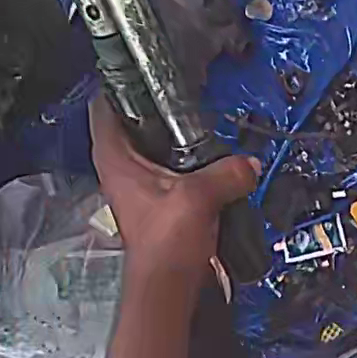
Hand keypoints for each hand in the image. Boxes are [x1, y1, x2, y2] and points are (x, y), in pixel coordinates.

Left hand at [90, 94, 260, 292]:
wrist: (170, 285)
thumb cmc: (168, 240)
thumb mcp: (199, 198)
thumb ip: (227, 173)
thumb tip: (250, 164)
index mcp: (115, 157)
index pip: (107, 105)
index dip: (125, 84)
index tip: (154, 72)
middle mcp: (121, 166)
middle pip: (135, 123)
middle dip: (160, 109)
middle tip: (189, 96)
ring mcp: (139, 185)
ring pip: (157, 147)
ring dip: (178, 138)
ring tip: (205, 125)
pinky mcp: (158, 200)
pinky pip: (173, 169)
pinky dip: (189, 162)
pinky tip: (211, 159)